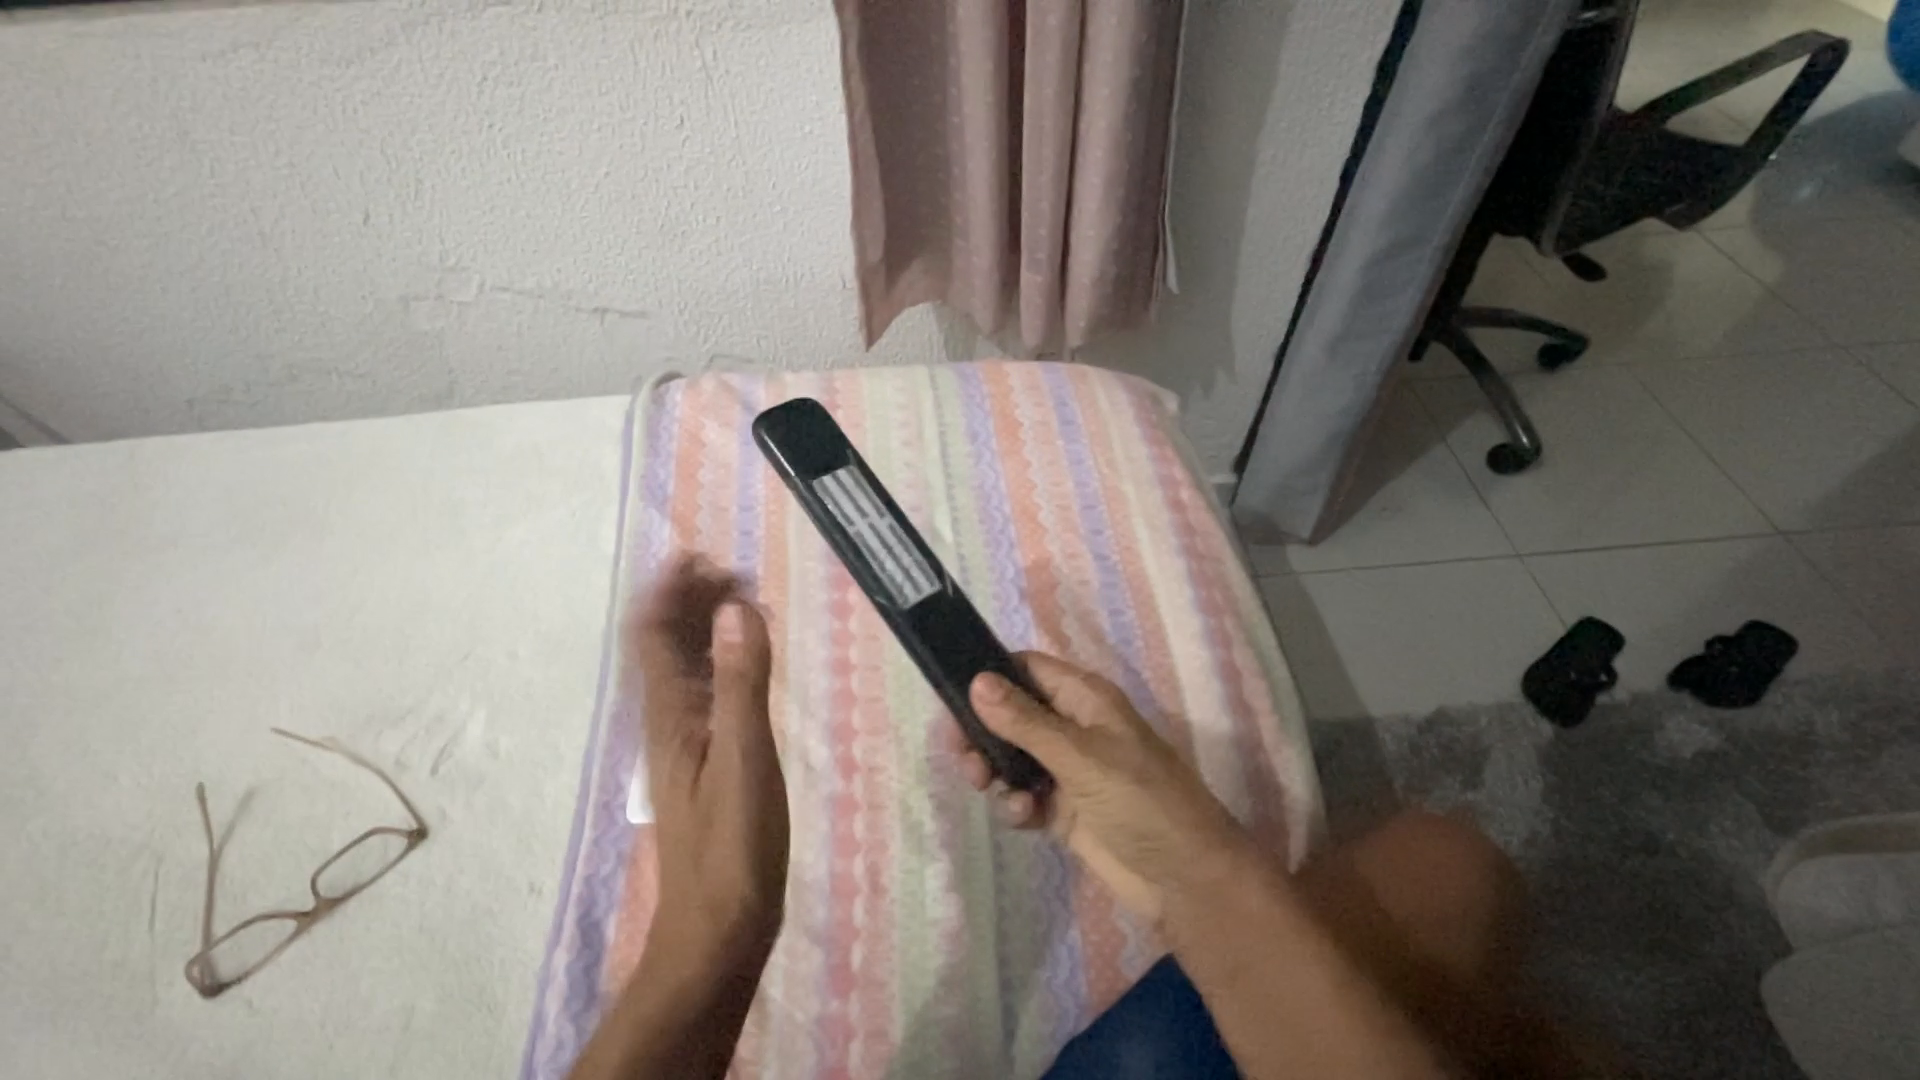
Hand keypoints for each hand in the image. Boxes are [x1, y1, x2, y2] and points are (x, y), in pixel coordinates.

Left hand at [628, 555, 789, 956]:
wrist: (719, 924)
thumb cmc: (733, 844)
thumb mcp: (745, 757)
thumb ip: (742, 682)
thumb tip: (735, 609)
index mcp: (669, 712)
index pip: (650, 632)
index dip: (667, 589)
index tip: (701, 557)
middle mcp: (668, 718)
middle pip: (664, 641)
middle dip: (690, 599)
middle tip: (735, 573)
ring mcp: (685, 739)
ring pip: (684, 664)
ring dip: (705, 626)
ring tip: (745, 601)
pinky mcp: (705, 758)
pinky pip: (706, 690)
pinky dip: (723, 660)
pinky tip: (749, 661)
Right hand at [954, 653, 1256, 923]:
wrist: (1183, 878)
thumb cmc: (1140, 801)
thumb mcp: (1081, 756)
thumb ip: (1025, 721)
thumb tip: (976, 680)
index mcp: (1085, 699)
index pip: (1028, 669)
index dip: (991, 676)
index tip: (953, 698)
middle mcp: (1073, 727)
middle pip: (1011, 714)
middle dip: (983, 731)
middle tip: (961, 754)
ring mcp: (1068, 770)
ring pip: (1011, 757)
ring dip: (994, 769)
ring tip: (986, 785)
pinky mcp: (1062, 809)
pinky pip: (1022, 795)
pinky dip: (1015, 803)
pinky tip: (1024, 816)